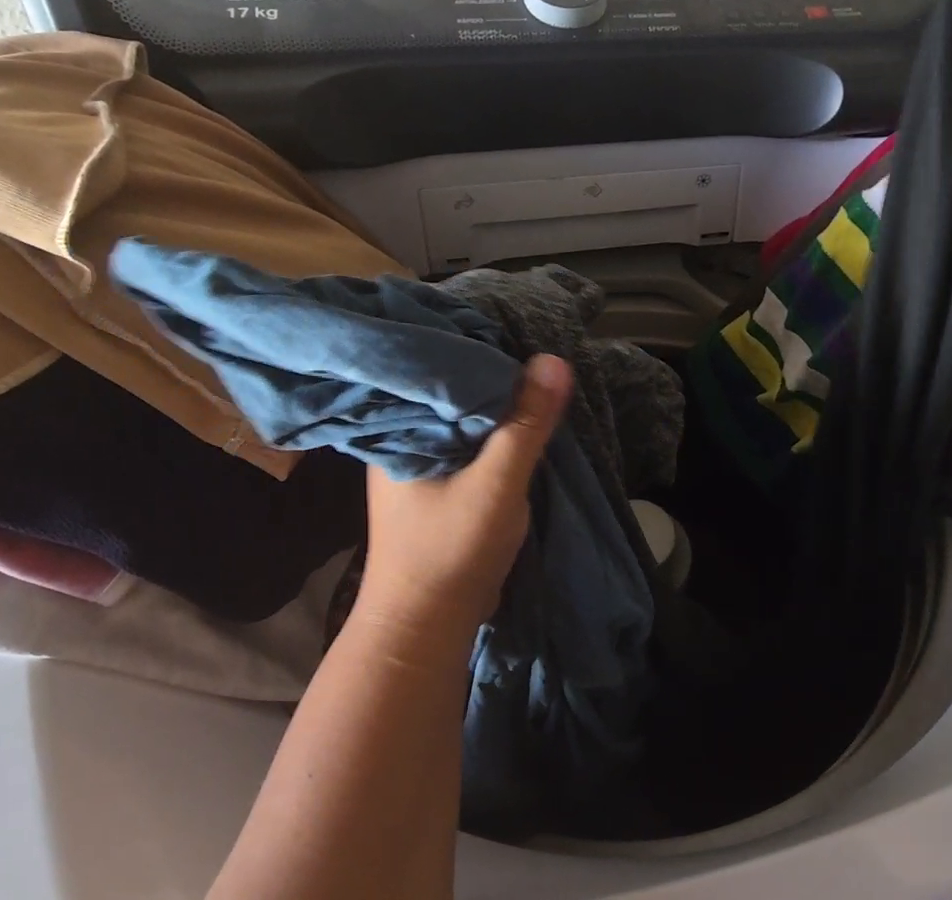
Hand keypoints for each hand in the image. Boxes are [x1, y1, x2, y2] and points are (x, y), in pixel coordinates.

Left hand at [354, 354, 573, 635]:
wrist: (425, 626)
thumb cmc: (449, 553)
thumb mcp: (495, 485)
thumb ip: (524, 426)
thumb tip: (554, 360)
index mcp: (396, 426)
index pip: (435, 365)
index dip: (476, 344)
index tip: (517, 324)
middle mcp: (400, 435)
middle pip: (450, 388)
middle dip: (491, 372)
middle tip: (535, 342)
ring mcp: (418, 460)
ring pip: (462, 415)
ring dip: (495, 403)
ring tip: (534, 372)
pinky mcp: (437, 481)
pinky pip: (468, 439)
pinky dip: (493, 429)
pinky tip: (521, 418)